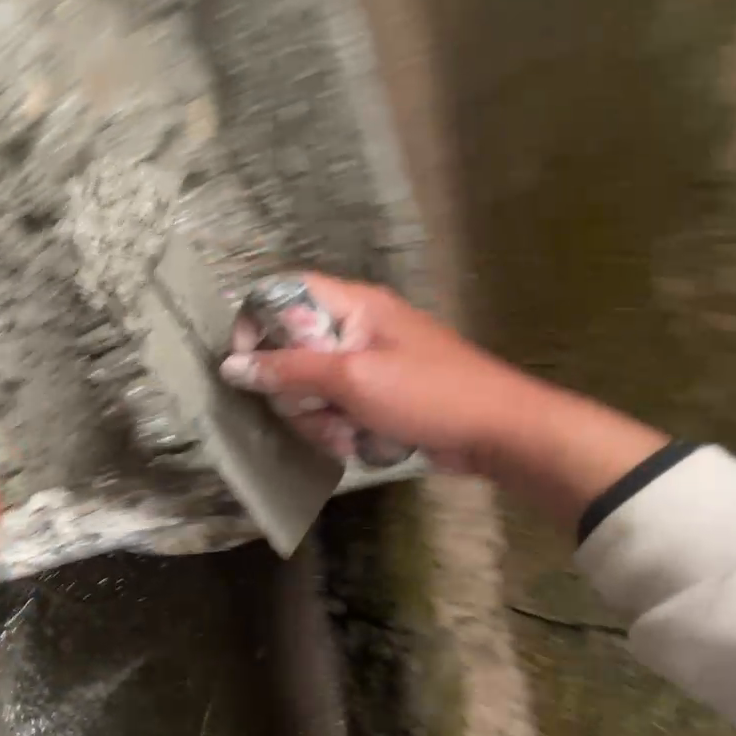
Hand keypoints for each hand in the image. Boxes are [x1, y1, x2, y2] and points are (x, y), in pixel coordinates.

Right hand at [218, 273, 535, 471]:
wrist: (505, 437)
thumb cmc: (430, 395)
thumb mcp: (352, 379)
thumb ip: (287, 370)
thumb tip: (230, 366)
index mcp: (355, 306)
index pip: (283, 293)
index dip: (256, 322)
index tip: (247, 361)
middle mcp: (355, 327)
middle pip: (288, 349)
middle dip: (291, 389)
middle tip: (312, 409)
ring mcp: (365, 362)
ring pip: (305, 385)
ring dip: (313, 416)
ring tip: (342, 435)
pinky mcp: (373, 394)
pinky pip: (330, 405)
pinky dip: (334, 426)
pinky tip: (354, 441)